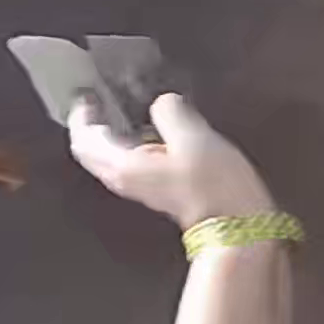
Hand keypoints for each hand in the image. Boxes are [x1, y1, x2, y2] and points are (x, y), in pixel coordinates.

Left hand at [69, 93, 273, 228]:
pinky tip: (159, 142)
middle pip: (93, 153)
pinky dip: (137, 152)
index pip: (85, 137)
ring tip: (131, 121)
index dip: (82, 113)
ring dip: (116, 139)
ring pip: (114, 161)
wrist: (241, 227)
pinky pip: (137, 169)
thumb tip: (165, 102)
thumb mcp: (196, 138)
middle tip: (102, 108)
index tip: (88, 96)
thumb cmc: (218, 186)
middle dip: (94, 128)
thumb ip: (172, 112)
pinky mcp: (165, 196)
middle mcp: (128, 181)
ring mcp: (146, 191)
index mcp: (125, 165)